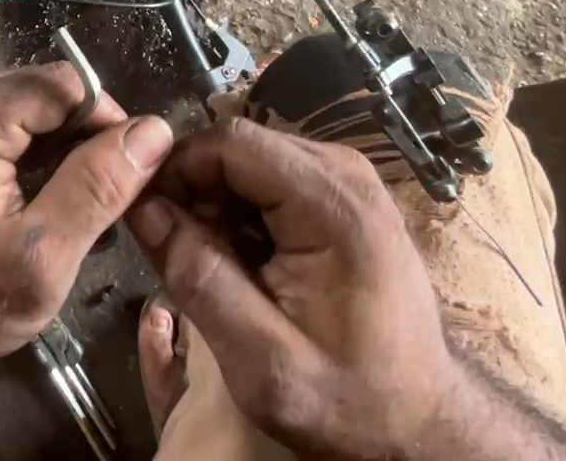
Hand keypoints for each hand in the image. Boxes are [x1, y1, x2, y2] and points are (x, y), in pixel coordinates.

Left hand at [0, 65, 174, 366]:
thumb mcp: (41, 256)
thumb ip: (97, 188)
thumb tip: (154, 132)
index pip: (67, 86)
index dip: (108, 124)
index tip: (126, 176)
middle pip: (48, 89)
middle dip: (83, 136)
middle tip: (98, 198)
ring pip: (32, 102)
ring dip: (60, 144)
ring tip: (69, 201)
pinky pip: (7, 115)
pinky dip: (33, 147)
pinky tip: (37, 193)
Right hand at [127, 119, 462, 458]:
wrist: (423, 422)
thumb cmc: (350, 400)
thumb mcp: (262, 362)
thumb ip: (200, 280)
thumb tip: (143, 207)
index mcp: (334, 205)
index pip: (229, 142)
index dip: (177, 168)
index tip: (148, 217)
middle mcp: (344, 171)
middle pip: (236, 145)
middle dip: (193, 188)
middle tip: (178, 249)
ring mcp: (345, 176)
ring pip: (246, 157)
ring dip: (213, 200)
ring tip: (211, 260)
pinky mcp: (340, 191)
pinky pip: (267, 174)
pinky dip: (238, 207)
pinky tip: (241, 257)